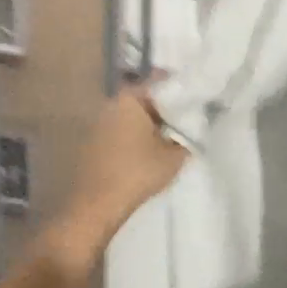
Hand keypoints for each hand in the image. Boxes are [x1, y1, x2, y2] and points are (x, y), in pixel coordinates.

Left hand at [42, 85, 188, 274]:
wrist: (97, 205)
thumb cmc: (138, 173)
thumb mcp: (174, 156)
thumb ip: (185, 138)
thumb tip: (189, 129)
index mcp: (130, 99)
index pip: (159, 82)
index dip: (179, 88)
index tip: (195, 96)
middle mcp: (110, 105)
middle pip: (143, 98)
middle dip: (163, 107)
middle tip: (185, 118)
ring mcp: (97, 124)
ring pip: (130, 116)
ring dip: (148, 123)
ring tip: (169, 136)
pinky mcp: (91, 144)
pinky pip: (120, 131)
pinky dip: (134, 136)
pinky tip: (148, 150)